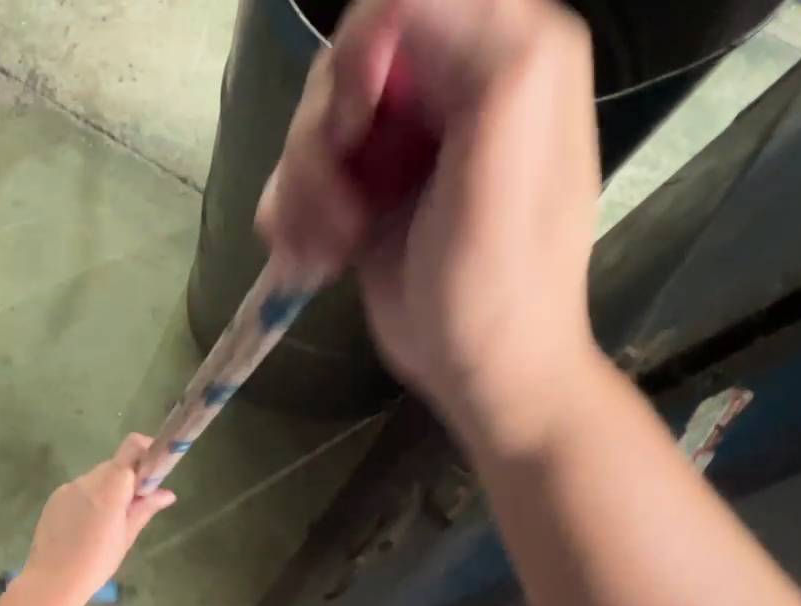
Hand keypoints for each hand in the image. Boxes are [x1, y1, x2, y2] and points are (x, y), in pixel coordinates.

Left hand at [24, 435, 176, 600]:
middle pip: (114, 466)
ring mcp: (67, 488)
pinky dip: (88, 499)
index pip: (131, 448)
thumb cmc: (97, 563)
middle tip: (132, 508)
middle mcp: (87, 480)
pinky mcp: (54, 498)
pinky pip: (78, 490)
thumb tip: (167, 493)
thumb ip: (145, 509)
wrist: (52, 580)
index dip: (146, 454)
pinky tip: (85, 527)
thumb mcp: (126, 537)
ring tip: (105, 524)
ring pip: (96, 478)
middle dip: (127, 480)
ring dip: (107, 490)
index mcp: (110, 488)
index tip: (152, 476)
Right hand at [257, 0, 603, 436]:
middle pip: (342, 67)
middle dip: (319, 148)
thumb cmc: (494, 290)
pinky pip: (304, 172)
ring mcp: (409, 135)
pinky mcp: (373, 181)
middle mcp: (454, 79)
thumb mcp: (503, 174)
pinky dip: (295, 219)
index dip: (353, 65)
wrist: (480, 373)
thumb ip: (487, 68)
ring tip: (323, 254)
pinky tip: (314, 261)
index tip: (349, 136)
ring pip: (313, 125)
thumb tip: (401, 11)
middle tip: (336, 219)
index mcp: (506, 54)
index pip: (397, 4)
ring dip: (301, 195)